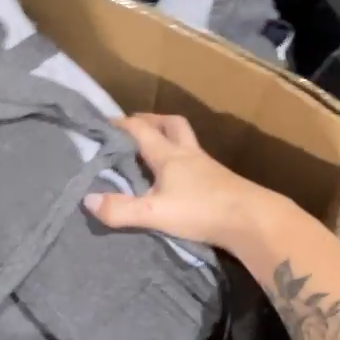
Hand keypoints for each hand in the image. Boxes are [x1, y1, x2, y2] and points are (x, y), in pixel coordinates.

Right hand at [83, 114, 286, 250]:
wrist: (251, 219)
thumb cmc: (201, 210)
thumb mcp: (154, 213)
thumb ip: (121, 209)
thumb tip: (88, 200)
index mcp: (170, 155)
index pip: (142, 130)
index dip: (122, 125)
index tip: (104, 124)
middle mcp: (189, 154)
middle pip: (172, 125)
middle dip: (152, 121)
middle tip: (136, 126)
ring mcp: (208, 167)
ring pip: (186, 142)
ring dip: (170, 138)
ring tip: (154, 150)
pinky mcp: (220, 182)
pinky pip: (196, 162)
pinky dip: (183, 161)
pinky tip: (178, 177)